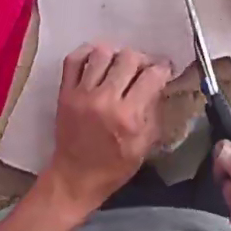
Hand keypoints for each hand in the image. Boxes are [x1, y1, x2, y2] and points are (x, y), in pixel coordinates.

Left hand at [41, 43, 173, 208]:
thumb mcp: (145, 146)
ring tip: (120, 64)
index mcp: (128, 116)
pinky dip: (86, 53)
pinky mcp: (65, 93)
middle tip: (144, 68)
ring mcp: (82, 94)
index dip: (164, 68)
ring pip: (102, 53)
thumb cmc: (114, 167)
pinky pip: (73, 60)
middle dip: (143, 59)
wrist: (75, 177)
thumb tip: (159, 86)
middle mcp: (105, 100)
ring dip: (116, 54)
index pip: (152, 76)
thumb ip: (154, 113)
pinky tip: (97, 59)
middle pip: (129, 58)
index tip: (165, 69)